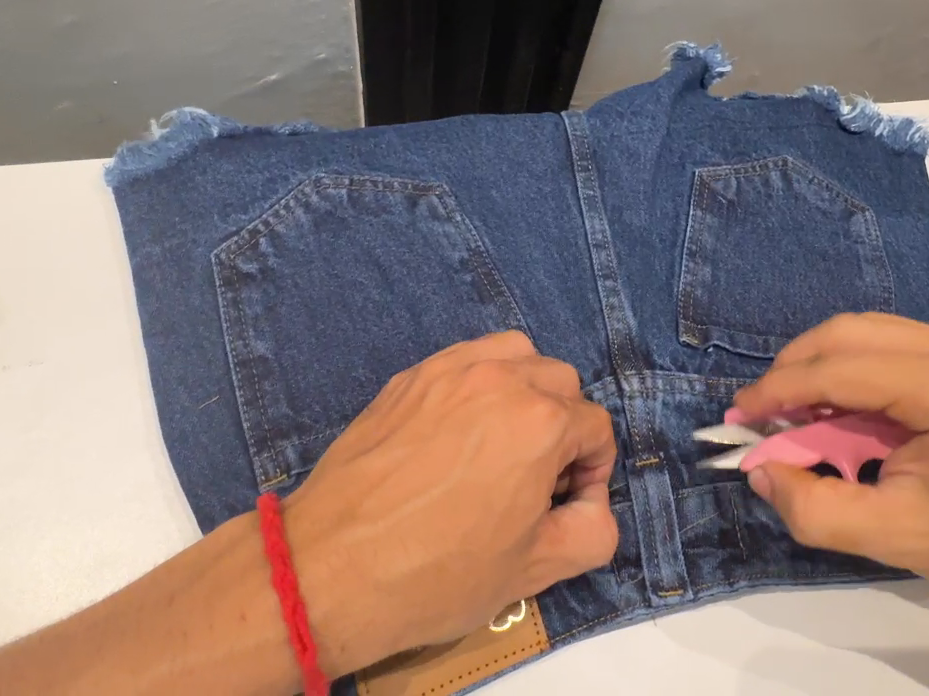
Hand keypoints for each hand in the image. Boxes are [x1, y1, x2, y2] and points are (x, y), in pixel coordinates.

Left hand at [282, 331, 617, 675]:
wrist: (331, 568)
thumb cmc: (438, 573)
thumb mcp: (534, 570)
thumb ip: (593, 531)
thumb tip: (592, 503)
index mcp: (542, 422)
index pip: (597, 428)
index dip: (593, 471)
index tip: (565, 504)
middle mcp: (504, 379)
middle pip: (564, 383)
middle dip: (565, 427)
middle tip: (536, 476)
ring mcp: (454, 369)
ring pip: (519, 354)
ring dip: (528, 389)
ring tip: (504, 436)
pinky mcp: (413, 375)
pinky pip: (468, 357)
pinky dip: (483, 380)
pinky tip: (461, 426)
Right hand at [731, 314, 928, 612]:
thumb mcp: (894, 537)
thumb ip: (816, 508)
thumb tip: (760, 471)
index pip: (837, 370)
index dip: (778, 390)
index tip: (738, 414)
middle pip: (846, 334)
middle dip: (794, 368)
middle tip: (762, 410)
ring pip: (865, 332)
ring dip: (820, 363)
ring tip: (795, 409)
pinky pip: (888, 344)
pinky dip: (850, 367)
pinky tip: (839, 405)